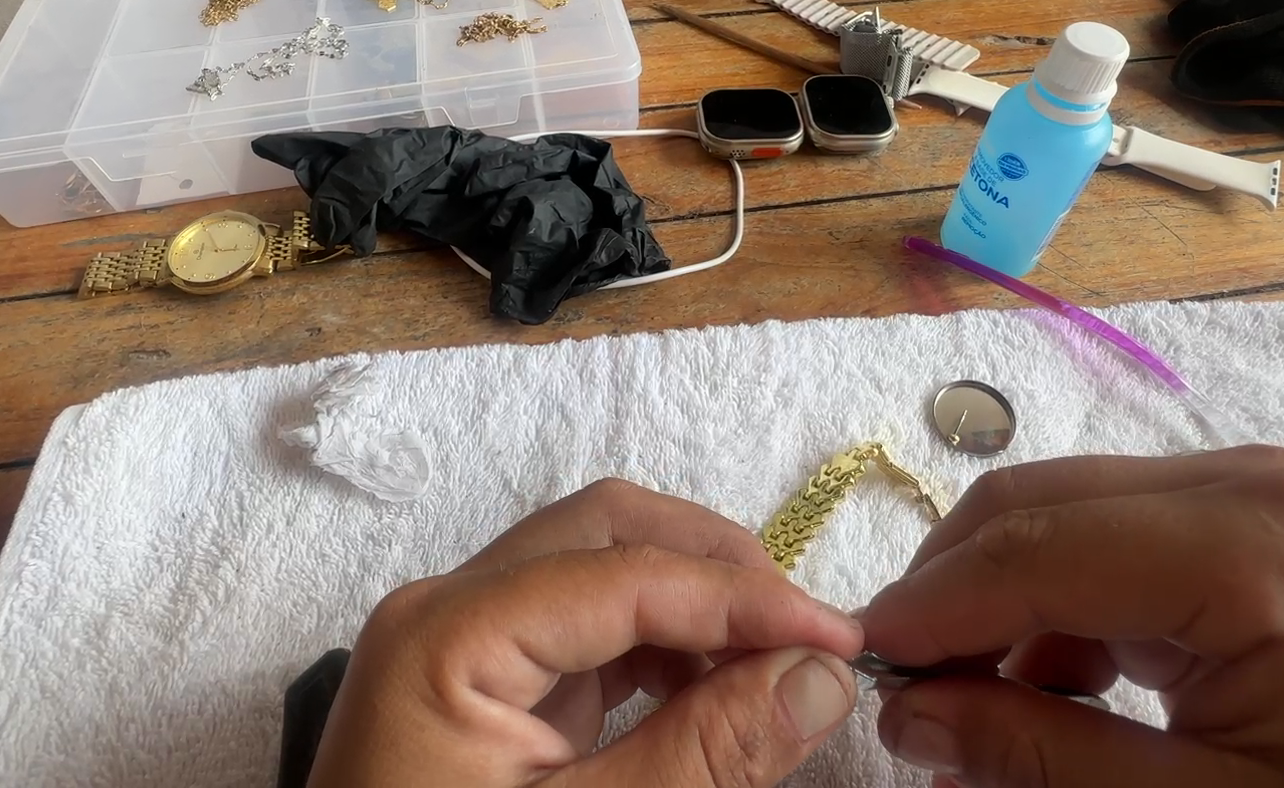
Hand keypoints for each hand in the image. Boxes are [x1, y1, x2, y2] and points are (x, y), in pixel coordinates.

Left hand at [307, 479, 863, 786]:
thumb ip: (704, 756)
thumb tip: (822, 675)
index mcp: (447, 634)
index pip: (620, 572)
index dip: (739, 597)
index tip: (837, 636)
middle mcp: (450, 603)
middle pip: (604, 528)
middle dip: (712, 564)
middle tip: (800, 627)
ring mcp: (466, 630)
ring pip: (600, 559)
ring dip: (692, 595)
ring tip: (765, 658)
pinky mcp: (490, 668)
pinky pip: (588, 618)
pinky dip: (660, 637)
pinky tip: (708, 682)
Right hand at [861, 446, 1283, 787]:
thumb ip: (1043, 760)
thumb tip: (906, 716)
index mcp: (1260, 534)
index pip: (1039, 545)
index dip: (934, 601)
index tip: (860, 656)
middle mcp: (1248, 479)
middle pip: (1039, 506)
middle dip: (954, 587)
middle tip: (906, 678)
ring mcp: (1254, 493)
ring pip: (1063, 518)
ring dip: (999, 600)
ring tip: (968, 696)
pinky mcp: (1251, 527)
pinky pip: (1112, 545)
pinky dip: (1058, 610)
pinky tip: (1050, 684)